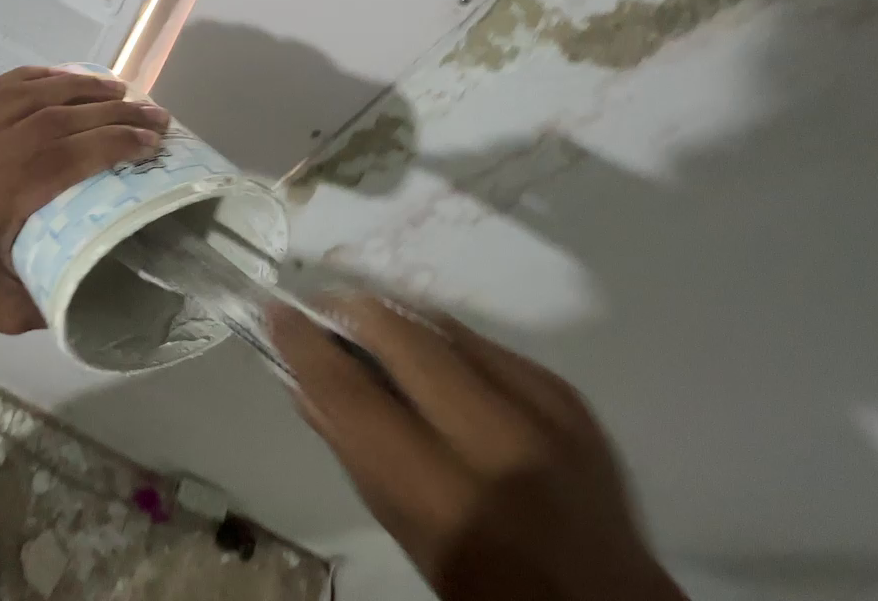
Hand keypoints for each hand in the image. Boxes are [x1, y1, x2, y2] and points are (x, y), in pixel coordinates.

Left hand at [0, 66, 168, 334]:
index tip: (149, 143)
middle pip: (47, 121)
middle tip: (154, 116)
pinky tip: (68, 78)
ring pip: (24, 95)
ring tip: (122, 93)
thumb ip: (50, 299)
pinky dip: (38, 77)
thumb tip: (105, 277)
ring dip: (79, 88)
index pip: (52, 161)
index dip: (106, 145)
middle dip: (108, 114)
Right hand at [271, 296, 686, 600]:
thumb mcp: (408, 534)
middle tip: (319, 305)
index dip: (307, 345)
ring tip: (365, 321)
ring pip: (445, 327)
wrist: (602, 599)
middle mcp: (501, 442)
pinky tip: (429, 353)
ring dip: (395, 317)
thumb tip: (303, 381)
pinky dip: (445, 341)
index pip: (355, 396)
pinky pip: (487, 344)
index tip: (275, 312)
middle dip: (352, 310)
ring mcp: (545, 409)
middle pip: (404, 338)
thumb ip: (355, 453)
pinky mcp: (569, 392)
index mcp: (450, 498)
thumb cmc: (483, 582)